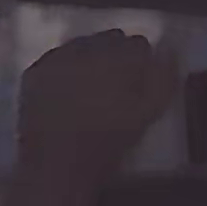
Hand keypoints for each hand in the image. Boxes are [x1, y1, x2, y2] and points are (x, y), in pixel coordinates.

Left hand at [18, 30, 176, 183]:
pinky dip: (64, 68)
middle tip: (114, 85)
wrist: (57, 166)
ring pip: (82, 44)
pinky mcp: (36, 70)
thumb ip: (163, 77)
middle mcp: (89, 46)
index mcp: (120, 56)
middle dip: (115, 55)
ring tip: (88, 87)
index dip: (140, 63)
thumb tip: (170, 47)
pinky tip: (65, 89)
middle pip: (110, 39)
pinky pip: (56, 58)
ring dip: (89, 58)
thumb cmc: (108, 141)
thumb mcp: (148, 113)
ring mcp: (59, 56)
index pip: (138, 44)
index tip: (138, 83)